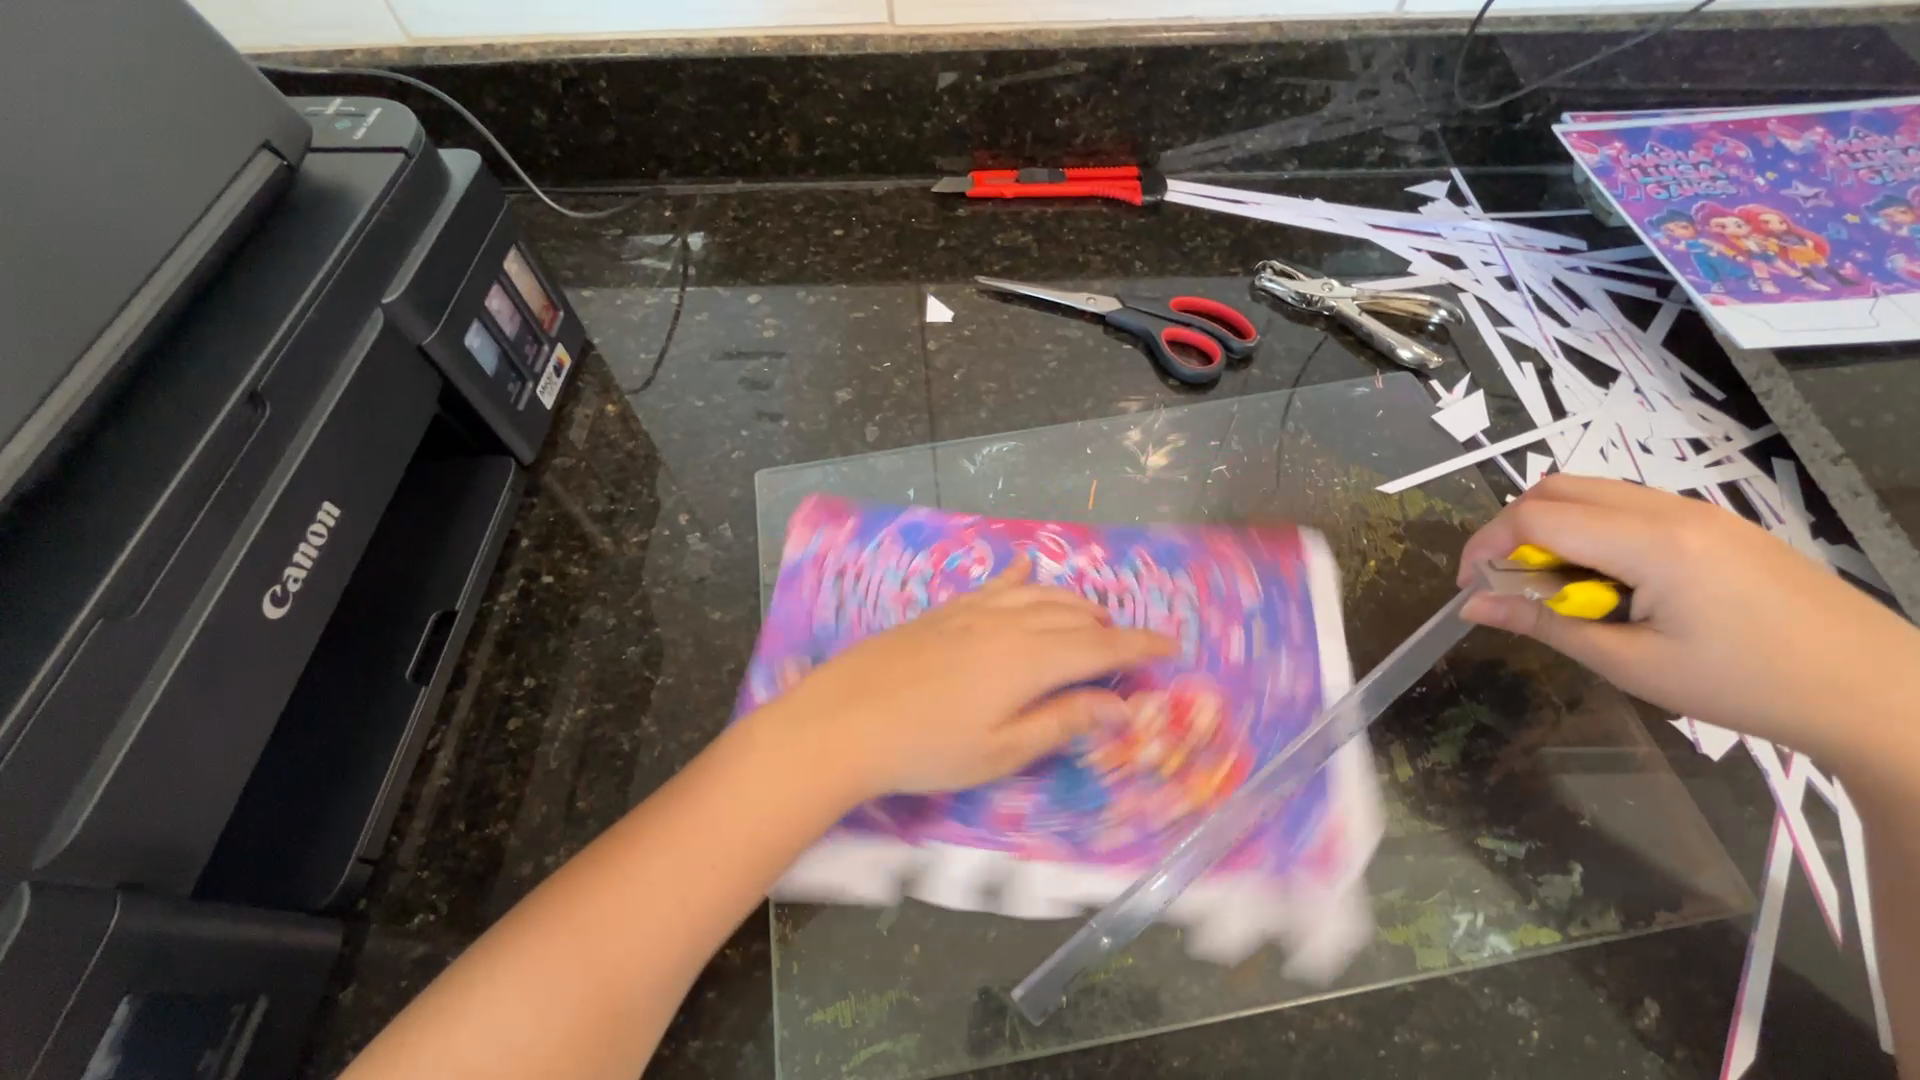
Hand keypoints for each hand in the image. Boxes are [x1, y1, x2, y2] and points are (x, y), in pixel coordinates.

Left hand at [753, 554, 1176, 800]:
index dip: (1140, 646)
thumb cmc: (926, 749)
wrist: (843, 721)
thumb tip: (1120, 707)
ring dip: (1073, 602)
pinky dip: (1021, 579)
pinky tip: (1026, 571)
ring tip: (1091, 616)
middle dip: (1110, 626)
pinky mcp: (943, 611)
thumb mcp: (1001, 750)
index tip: (1172, 646)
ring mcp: (972, 611)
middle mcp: (1008, 623)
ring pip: (1039, 594)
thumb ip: (1062, 721)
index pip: (1100, 646)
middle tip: (1130, 646)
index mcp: (1030, 660)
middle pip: (1073, 614)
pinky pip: (995, 584)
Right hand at [1456, 475, 1919, 760]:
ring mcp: (1699, 512)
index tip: (1471, 589)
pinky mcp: (1716, 524)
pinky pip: (1627, 506)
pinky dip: (1589, 530)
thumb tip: (1472, 606)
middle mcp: (1671, 510)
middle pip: (1556, 489)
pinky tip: (1605, 581)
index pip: (1535, 517)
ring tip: (1554, 587)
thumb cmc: (1746, 685)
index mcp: (1651, 543)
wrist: (1878, 691)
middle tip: (1507, 584)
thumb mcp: (1631, 664)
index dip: (1487, 546)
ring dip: (1550, 527)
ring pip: (1590, 491)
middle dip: (1511, 530)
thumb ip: (1544, 624)